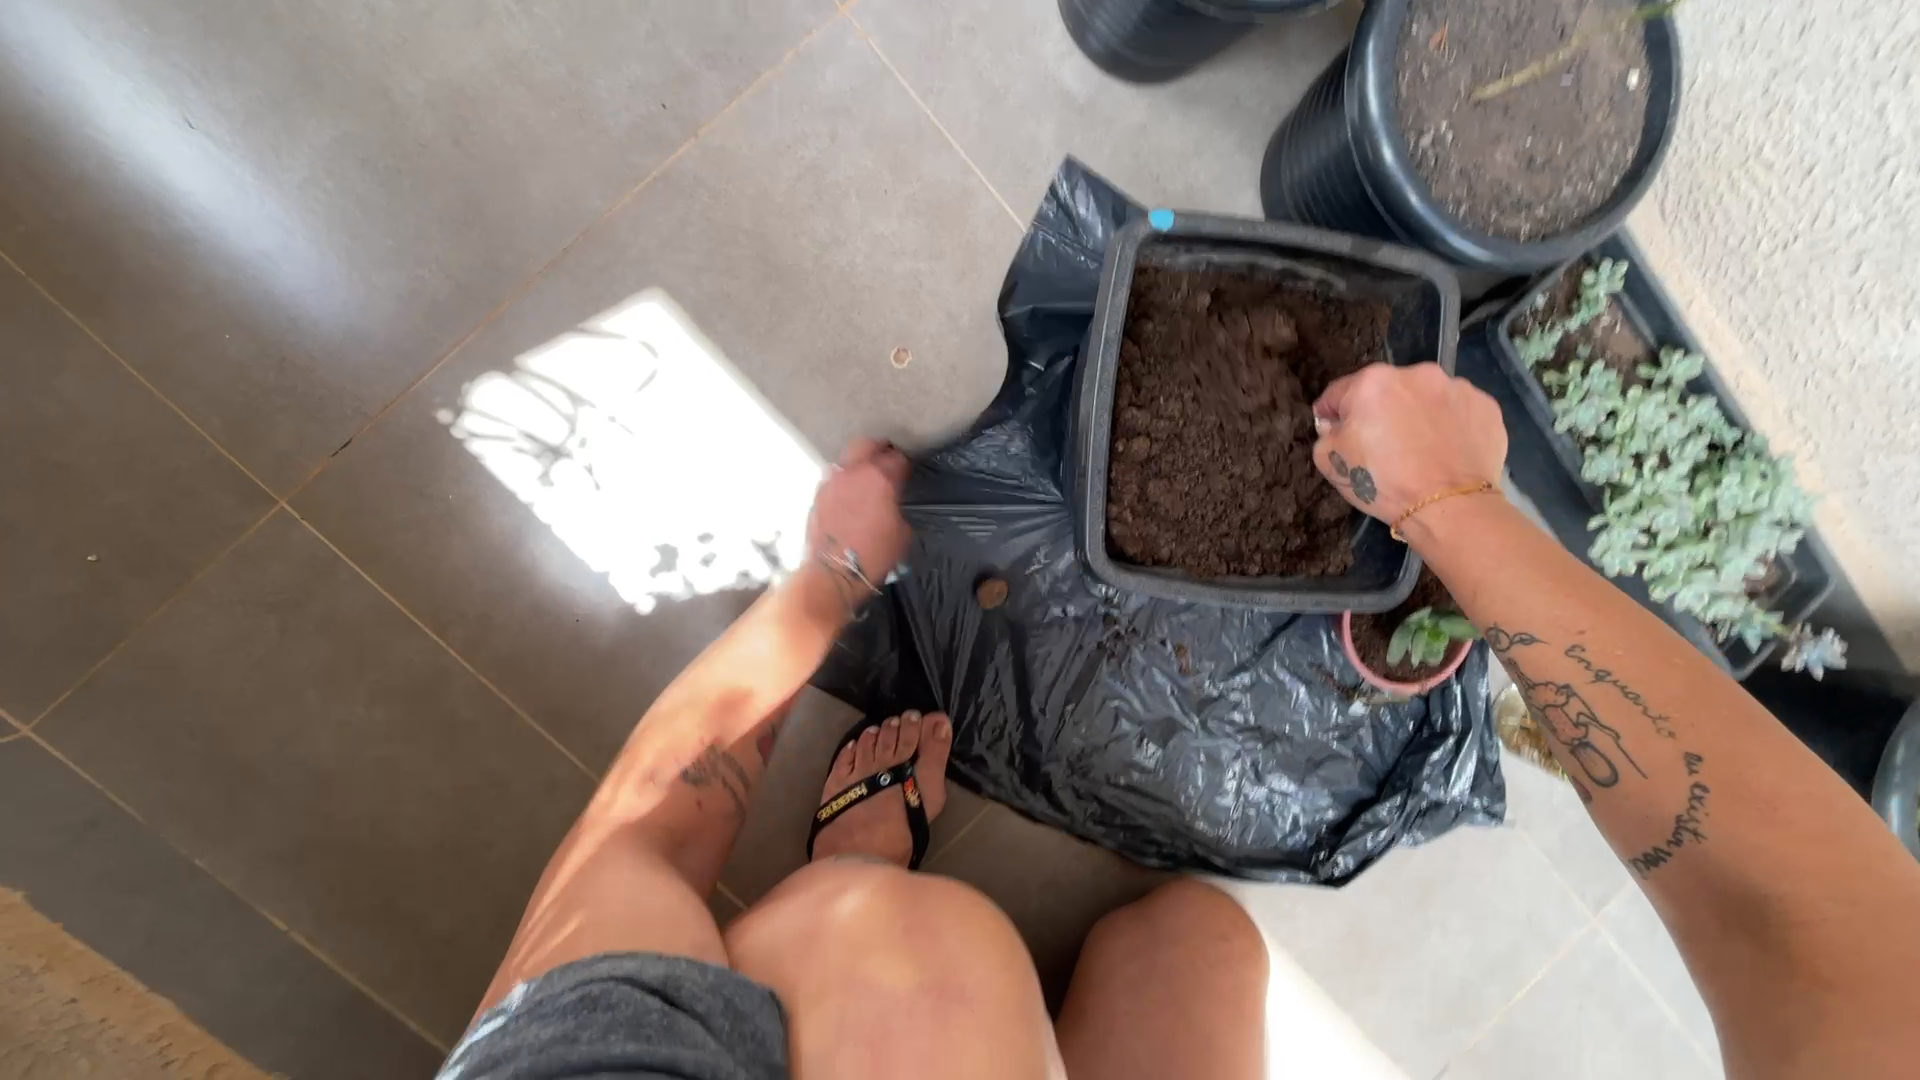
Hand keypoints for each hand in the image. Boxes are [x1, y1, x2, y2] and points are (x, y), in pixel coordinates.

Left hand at [807, 438, 911, 588]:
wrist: (833, 573)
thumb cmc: (874, 555)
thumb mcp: (902, 533)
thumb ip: (897, 508)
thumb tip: (890, 504)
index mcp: (879, 478)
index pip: (897, 458)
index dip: (904, 464)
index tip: (906, 472)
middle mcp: (852, 473)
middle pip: (865, 444)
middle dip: (878, 449)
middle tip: (886, 459)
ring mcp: (831, 482)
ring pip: (846, 460)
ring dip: (857, 465)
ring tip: (865, 479)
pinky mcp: (817, 496)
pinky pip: (833, 480)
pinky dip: (843, 483)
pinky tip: (849, 497)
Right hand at [1310, 362, 1505, 523]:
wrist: (1449, 505)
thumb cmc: (1381, 482)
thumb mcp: (1330, 462)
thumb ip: (1326, 435)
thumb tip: (1338, 425)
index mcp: (1371, 383)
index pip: (1338, 394)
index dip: (1331, 416)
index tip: (1334, 434)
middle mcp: (1415, 374)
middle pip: (1383, 390)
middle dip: (1377, 411)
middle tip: (1379, 445)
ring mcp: (1456, 387)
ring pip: (1422, 397)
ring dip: (1414, 414)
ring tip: (1416, 449)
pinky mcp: (1485, 405)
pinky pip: (1455, 410)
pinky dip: (1446, 424)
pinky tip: (1443, 450)